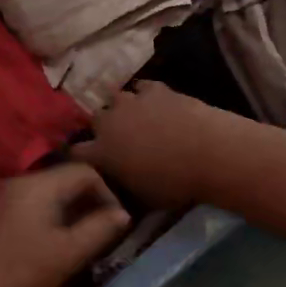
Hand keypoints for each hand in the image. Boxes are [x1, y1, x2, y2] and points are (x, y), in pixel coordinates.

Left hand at [0, 164, 130, 286]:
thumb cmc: (21, 273)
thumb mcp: (70, 253)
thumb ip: (101, 229)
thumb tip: (122, 214)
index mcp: (39, 185)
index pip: (87, 172)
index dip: (109, 195)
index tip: (117, 225)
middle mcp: (18, 184)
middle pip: (66, 181)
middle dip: (91, 205)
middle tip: (103, 235)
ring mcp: (0, 201)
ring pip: (49, 197)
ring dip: (71, 216)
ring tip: (81, 245)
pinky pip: (31, 209)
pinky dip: (50, 222)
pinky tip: (50, 251)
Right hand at [73, 82, 248, 208]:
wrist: (209, 153)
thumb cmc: (176, 184)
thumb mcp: (145, 199)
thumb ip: (125, 187)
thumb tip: (121, 187)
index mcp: (101, 153)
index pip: (76, 152)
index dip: (81, 156)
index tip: (89, 161)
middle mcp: (109, 123)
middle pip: (95, 120)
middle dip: (103, 128)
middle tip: (118, 139)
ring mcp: (132, 101)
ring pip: (116, 98)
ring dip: (122, 108)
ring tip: (136, 117)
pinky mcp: (156, 89)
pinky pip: (142, 87)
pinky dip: (146, 95)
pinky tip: (155, 103)